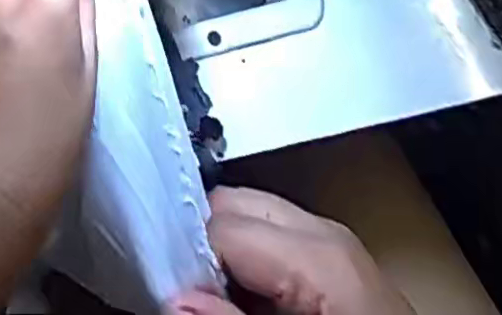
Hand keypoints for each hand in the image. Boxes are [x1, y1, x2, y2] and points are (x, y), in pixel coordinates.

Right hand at [169, 188, 415, 314]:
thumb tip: (177, 298)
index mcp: (319, 250)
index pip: (222, 220)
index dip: (187, 254)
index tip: (167, 285)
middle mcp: (325, 231)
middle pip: (235, 204)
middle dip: (204, 241)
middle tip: (187, 290)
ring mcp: (332, 241)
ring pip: (252, 215)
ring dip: (225, 251)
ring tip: (214, 295)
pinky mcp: (334, 257)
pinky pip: (274, 237)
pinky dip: (250, 260)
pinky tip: (247, 297)